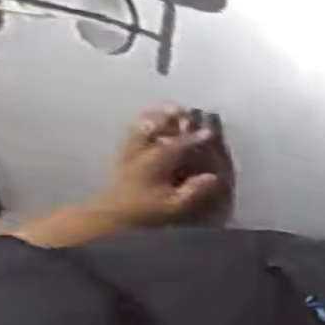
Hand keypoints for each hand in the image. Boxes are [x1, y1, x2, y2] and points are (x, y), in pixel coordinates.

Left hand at [94, 106, 231, 227]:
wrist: (110, 216)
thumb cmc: (147, 212)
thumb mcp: (175, 205)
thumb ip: (194, 191)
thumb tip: (213, 176)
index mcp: (153, 168)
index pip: (174, 148)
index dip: (192, 139)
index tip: (209, 131)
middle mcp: (139, 157)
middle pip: (151, 134)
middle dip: (166, 121)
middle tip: (182, 108)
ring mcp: (128, 156)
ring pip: (139, 132)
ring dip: (153, 118)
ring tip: (167, 107)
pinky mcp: (123, 158)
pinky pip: (133, 136)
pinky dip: (142, 126)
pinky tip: (150, 119)